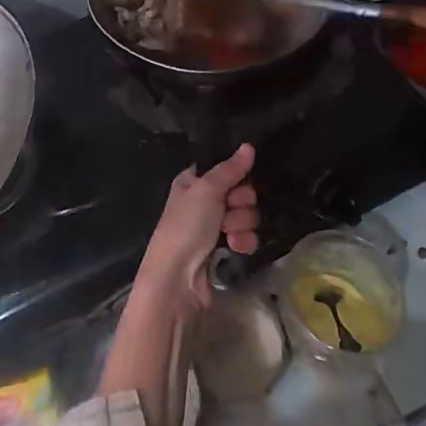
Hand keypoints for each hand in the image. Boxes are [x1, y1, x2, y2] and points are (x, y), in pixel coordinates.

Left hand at [137, 143, 258, 308]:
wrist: (177, 279)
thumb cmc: (185, 227)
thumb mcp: (206, 191)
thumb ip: (229, 169)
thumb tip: (248, 146)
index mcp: (191, 182)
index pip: (224, 169)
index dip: (235, 176)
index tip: (238, 183)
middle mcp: (202, 201)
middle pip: (239, 192)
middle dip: (241, 204)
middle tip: (229, 211)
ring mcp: (212, 226)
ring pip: (245, 215)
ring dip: (242, 224)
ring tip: (229, 234)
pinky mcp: (223, 248)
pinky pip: (245, 236)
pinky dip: (244, 241)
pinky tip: (236, 248)